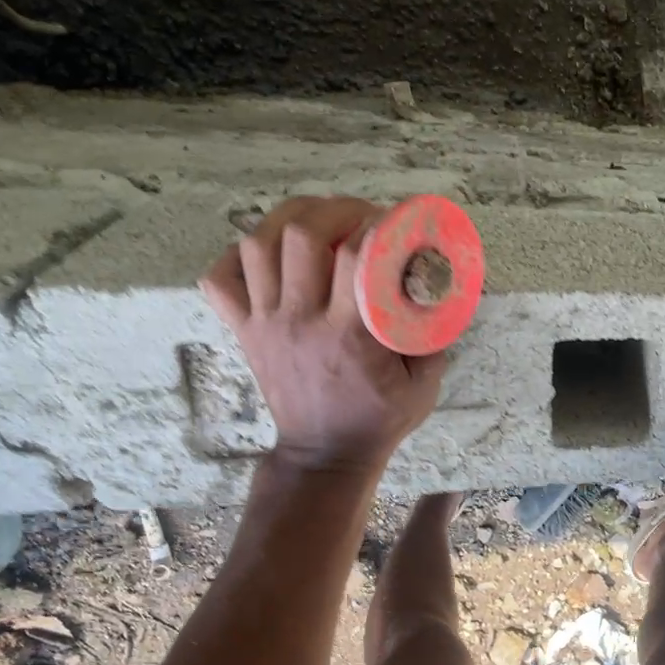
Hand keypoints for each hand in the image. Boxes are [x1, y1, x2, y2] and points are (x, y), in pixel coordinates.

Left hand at [200, 196, 446, 472]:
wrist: (325, 454)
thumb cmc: (379, 420)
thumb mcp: (425, 385)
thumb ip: (433, 338)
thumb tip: (443, 293)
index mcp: (350, 333)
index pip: (358, 255)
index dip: (380, 225)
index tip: (397, 220)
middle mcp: (301, 320)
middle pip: (301, 235)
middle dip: (334, 209)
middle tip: (359, 215)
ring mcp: (265, 323)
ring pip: (257, 244)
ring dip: (288, 220)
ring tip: (317, 221)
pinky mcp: (243, 331)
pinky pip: (220, 278)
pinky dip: (238, 255)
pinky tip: (268, 253)